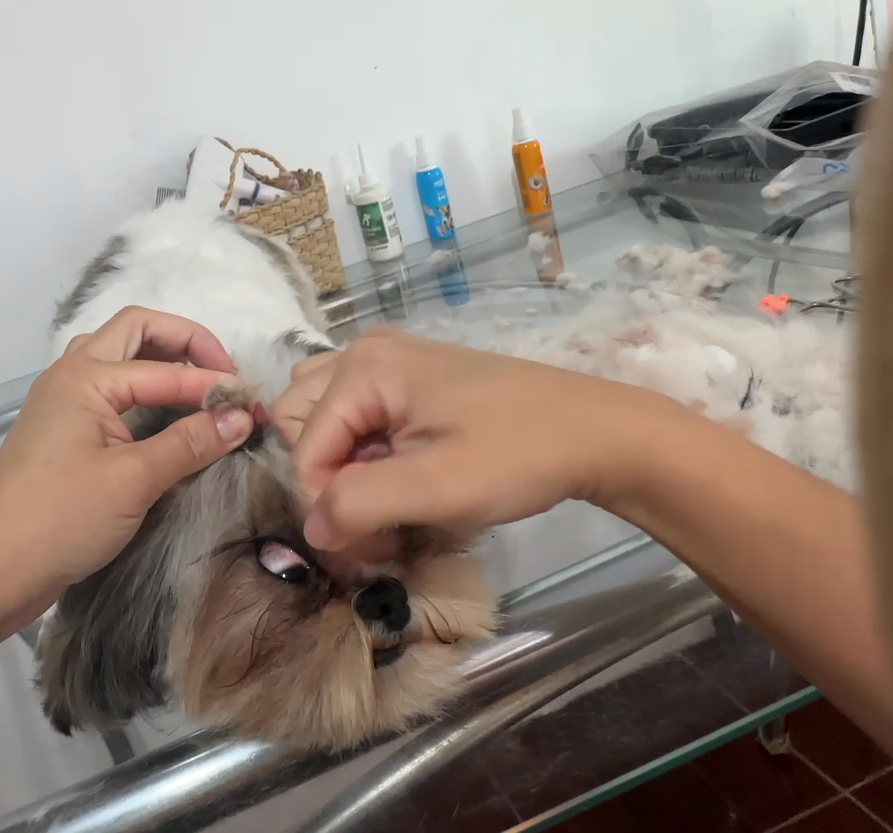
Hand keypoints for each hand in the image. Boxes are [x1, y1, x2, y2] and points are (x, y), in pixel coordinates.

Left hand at [0, 307, 254, 595]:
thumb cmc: (61, 519)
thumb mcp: (134, 480)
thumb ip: (190, 442)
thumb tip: (242, 417)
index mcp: (86, 376)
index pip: (165, 369)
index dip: (212, 385)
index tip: (253, 408)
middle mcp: (71, 373)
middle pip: (136, 330)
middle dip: (185, 342)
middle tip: (221, 375)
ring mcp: (61, 398)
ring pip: (117, 353)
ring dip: (160, 357)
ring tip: (196, 385)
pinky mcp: (61, 426)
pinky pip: (108, 384)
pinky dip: (141, 384)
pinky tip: (162, 411)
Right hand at [277, 329, 704, 549]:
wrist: (593, 432)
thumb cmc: (516, 455)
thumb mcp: (436, 487)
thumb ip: (359, 504)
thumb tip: (313, 528)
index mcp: (363, 368)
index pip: (303, 446)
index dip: (326, 502)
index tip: (371, 543)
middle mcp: (364, 350)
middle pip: (299, 419)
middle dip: (324, 475)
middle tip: (370, 515)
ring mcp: (388, 357)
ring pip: (321, 411)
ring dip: (334, 457)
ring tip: (376, 490)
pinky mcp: (409, 373)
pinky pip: (353, 407)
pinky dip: (358, 443)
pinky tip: (395, 468)